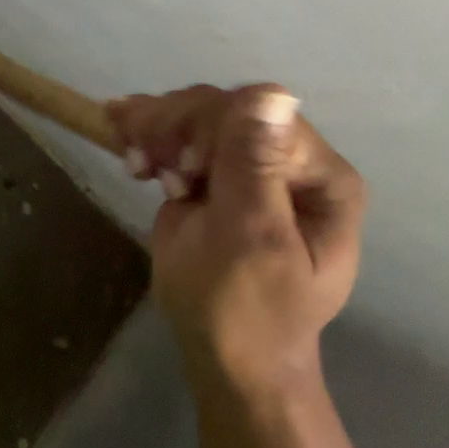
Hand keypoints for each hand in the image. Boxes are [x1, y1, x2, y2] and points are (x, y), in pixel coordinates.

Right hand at [108, 84, 365, 395]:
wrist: (223, 354)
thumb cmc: (246, 308)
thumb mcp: (251, 237)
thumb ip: (254, 165)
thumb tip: (272, 92)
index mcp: (318, 176)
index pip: (259, 112)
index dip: (211, 127)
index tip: (177, 166)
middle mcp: (288, 162)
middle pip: (221, 107)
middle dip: (174, 126)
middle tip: (141, 162)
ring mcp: (246, 167)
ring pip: (192, 114)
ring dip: (154, 130)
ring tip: (135, 163)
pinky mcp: (209, 176)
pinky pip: (175, 135)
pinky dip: (146, 137)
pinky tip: (130, 155)